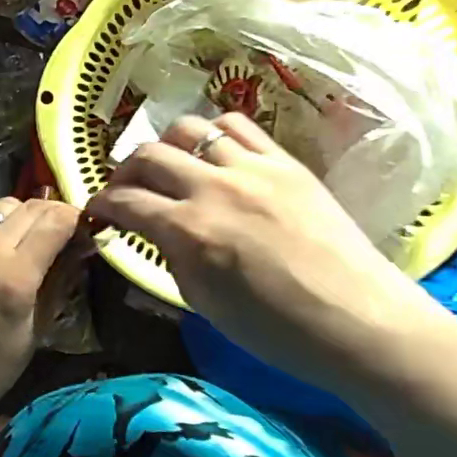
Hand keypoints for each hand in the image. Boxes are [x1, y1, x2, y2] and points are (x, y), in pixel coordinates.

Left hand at [0, 198, 85, 428]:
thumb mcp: (36, 330)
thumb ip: (57, 282)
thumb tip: (80, 248)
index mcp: (12, 277)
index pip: (54, 221)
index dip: (77, 219)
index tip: (88, 231)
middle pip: (30, 206)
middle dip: (55, 214)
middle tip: (68, 234)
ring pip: (3, 206)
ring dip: (26, 216)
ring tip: (35, 238)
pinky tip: (3, 245)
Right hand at [86, 113, 456, 386]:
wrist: (360, 321)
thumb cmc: (275, 330)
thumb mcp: (203, 303)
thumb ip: (169, 258)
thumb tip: (152, 234)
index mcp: (188, 231)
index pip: (124, 202)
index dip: (100, 205)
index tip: (96, 212)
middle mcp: (213, 189)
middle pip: (147, 156)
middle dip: (123, 173)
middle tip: (126, 191)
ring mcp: (253, 169)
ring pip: (188, 129)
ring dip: (166, 146)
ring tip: (169, 167)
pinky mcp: (286, 162)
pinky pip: (237, 127)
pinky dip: (212, 135)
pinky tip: (213, 156)